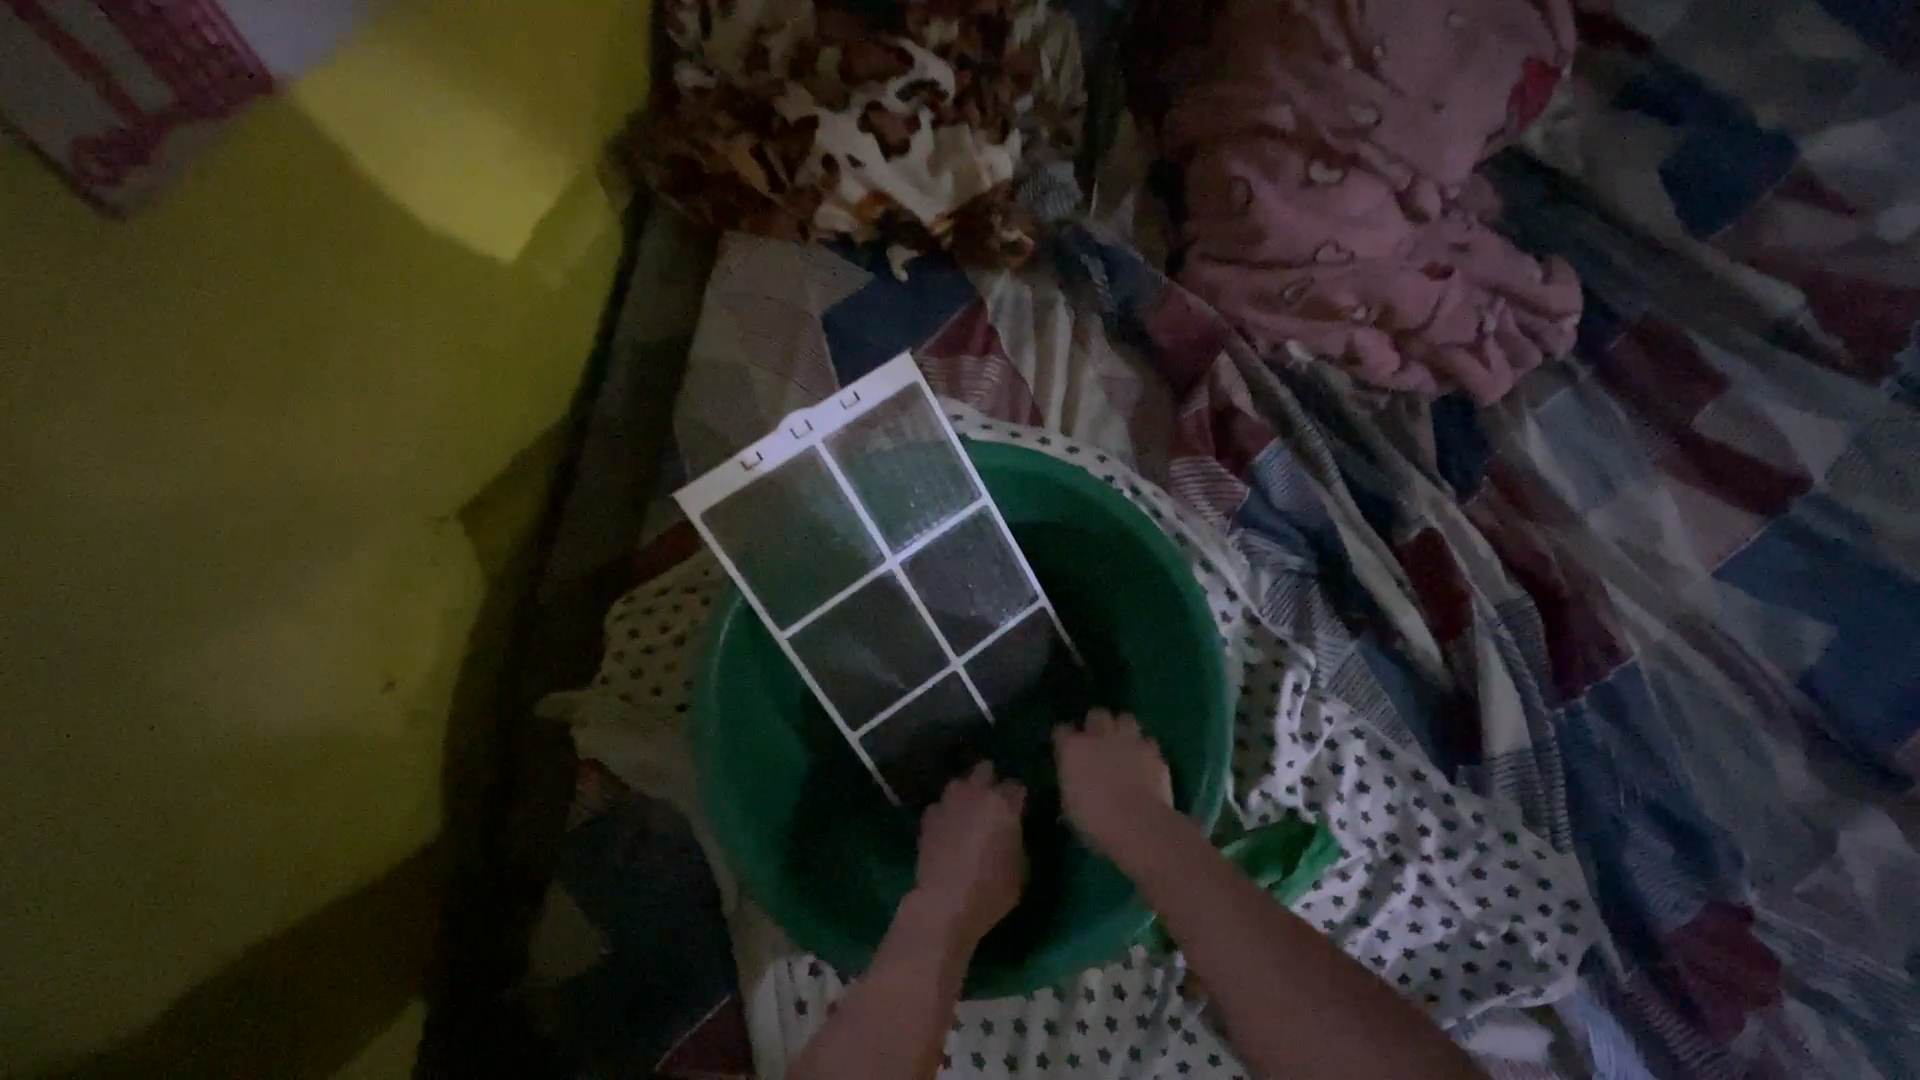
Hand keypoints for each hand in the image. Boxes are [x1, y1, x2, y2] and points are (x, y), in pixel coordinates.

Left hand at [911, 762, 1027, 947]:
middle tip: (993, 801)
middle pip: (985, 769)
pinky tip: (947, 828)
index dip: (1018, 798)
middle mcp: (975, 793)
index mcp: (1004, 803)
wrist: (945, 902)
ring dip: (965, 793)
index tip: (1019, 810)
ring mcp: (948, 802)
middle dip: (990, 780)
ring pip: (959, 783)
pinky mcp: (928, 817)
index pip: (1017, 786)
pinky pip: (940, 806)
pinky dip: (946, 812)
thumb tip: (1011, 831)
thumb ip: (1017, 839)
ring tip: (968, 811)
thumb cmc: (992, 888)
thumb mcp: (1021, 869)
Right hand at [1054, 708, 1173, 858]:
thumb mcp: (1071, 806)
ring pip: (1125, 718)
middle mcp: (1100, 736)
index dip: (1065, 739)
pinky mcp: (1153, 751)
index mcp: (1073, 748)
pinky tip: (1145, 762)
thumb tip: (1076, 785)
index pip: (1062, 731)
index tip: (1067, 749)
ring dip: (1123, 729)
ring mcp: (1129, 740)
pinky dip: (1145, 749)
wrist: (1136, 822)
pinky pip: (1148, 741)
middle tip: (1098, 741)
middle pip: (1096, 714)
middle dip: (1096, 724)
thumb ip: (1072, 786)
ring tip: (1124, 744)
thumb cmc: (1094, 820)